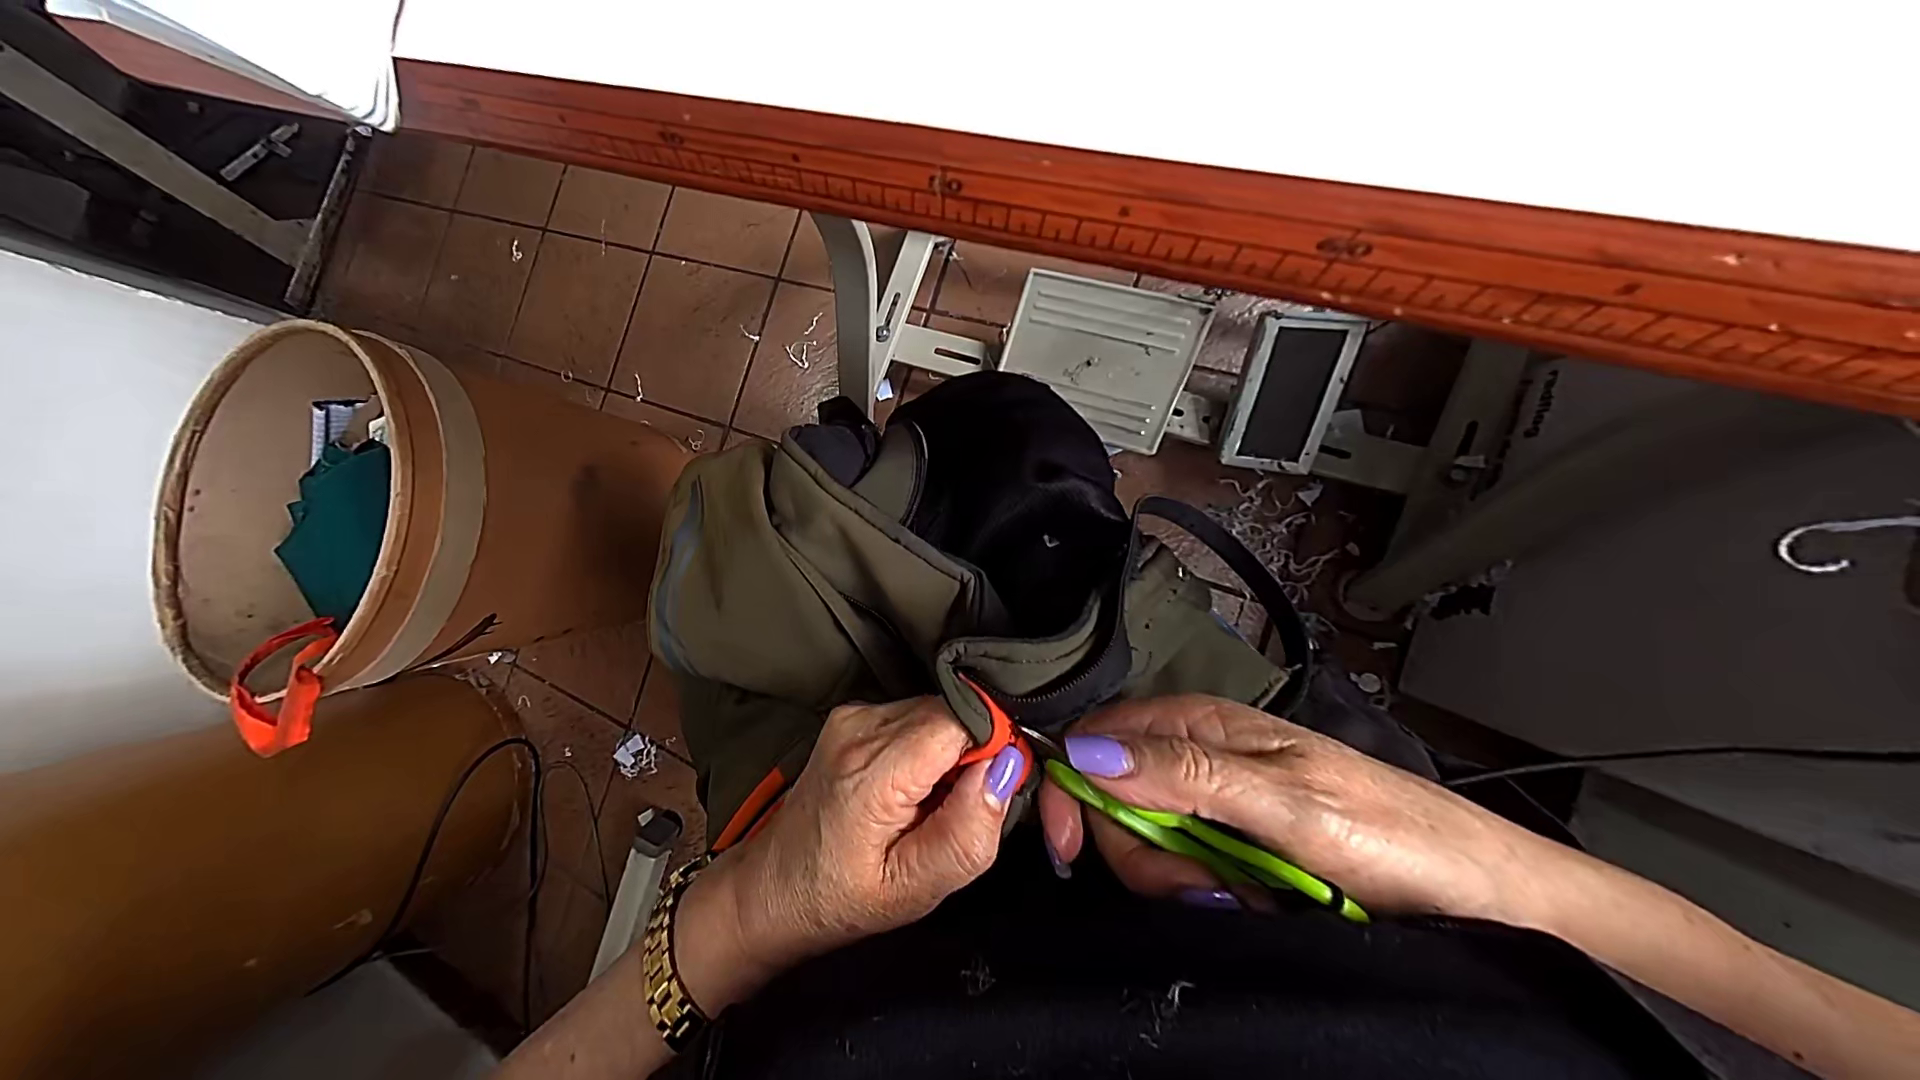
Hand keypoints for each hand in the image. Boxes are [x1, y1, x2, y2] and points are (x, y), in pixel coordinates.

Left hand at [681, 697, 1024, 1008]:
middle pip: (955, 711)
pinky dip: (930, 747)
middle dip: (975, 753)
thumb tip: (1007, 768)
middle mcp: (861, 725)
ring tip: (930, 802)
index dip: (993, 747)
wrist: (772, 888)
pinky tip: (912, 787)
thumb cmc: (837, 897)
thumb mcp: (914, 889)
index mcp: (871, 769)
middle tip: (957, 807)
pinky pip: (918, 716)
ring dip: (953, 751)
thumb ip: (968, 831)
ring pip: (940, 712)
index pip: (964, 718)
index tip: (990, 790)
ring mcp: (855, 715)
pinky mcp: (856, 716)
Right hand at [1038, 694, 1551, 920]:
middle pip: (1113, 795)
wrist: (1478, 889)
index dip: (1073, 787)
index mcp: (1200, 723)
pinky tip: (1243, 895)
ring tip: (1239, 889)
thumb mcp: (1285, 802)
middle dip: (1138, 849)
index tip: (1070, 846)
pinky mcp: (1229, 837)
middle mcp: (1197, 753)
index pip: (1098, 738)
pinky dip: (1198, 889)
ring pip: (1143, 835)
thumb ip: (1186, 772)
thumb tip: (1088, 753)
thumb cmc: (1394, 835)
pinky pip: (1179, 863)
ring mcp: (1213, 798)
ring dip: (1174, 876)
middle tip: (1197, 880)